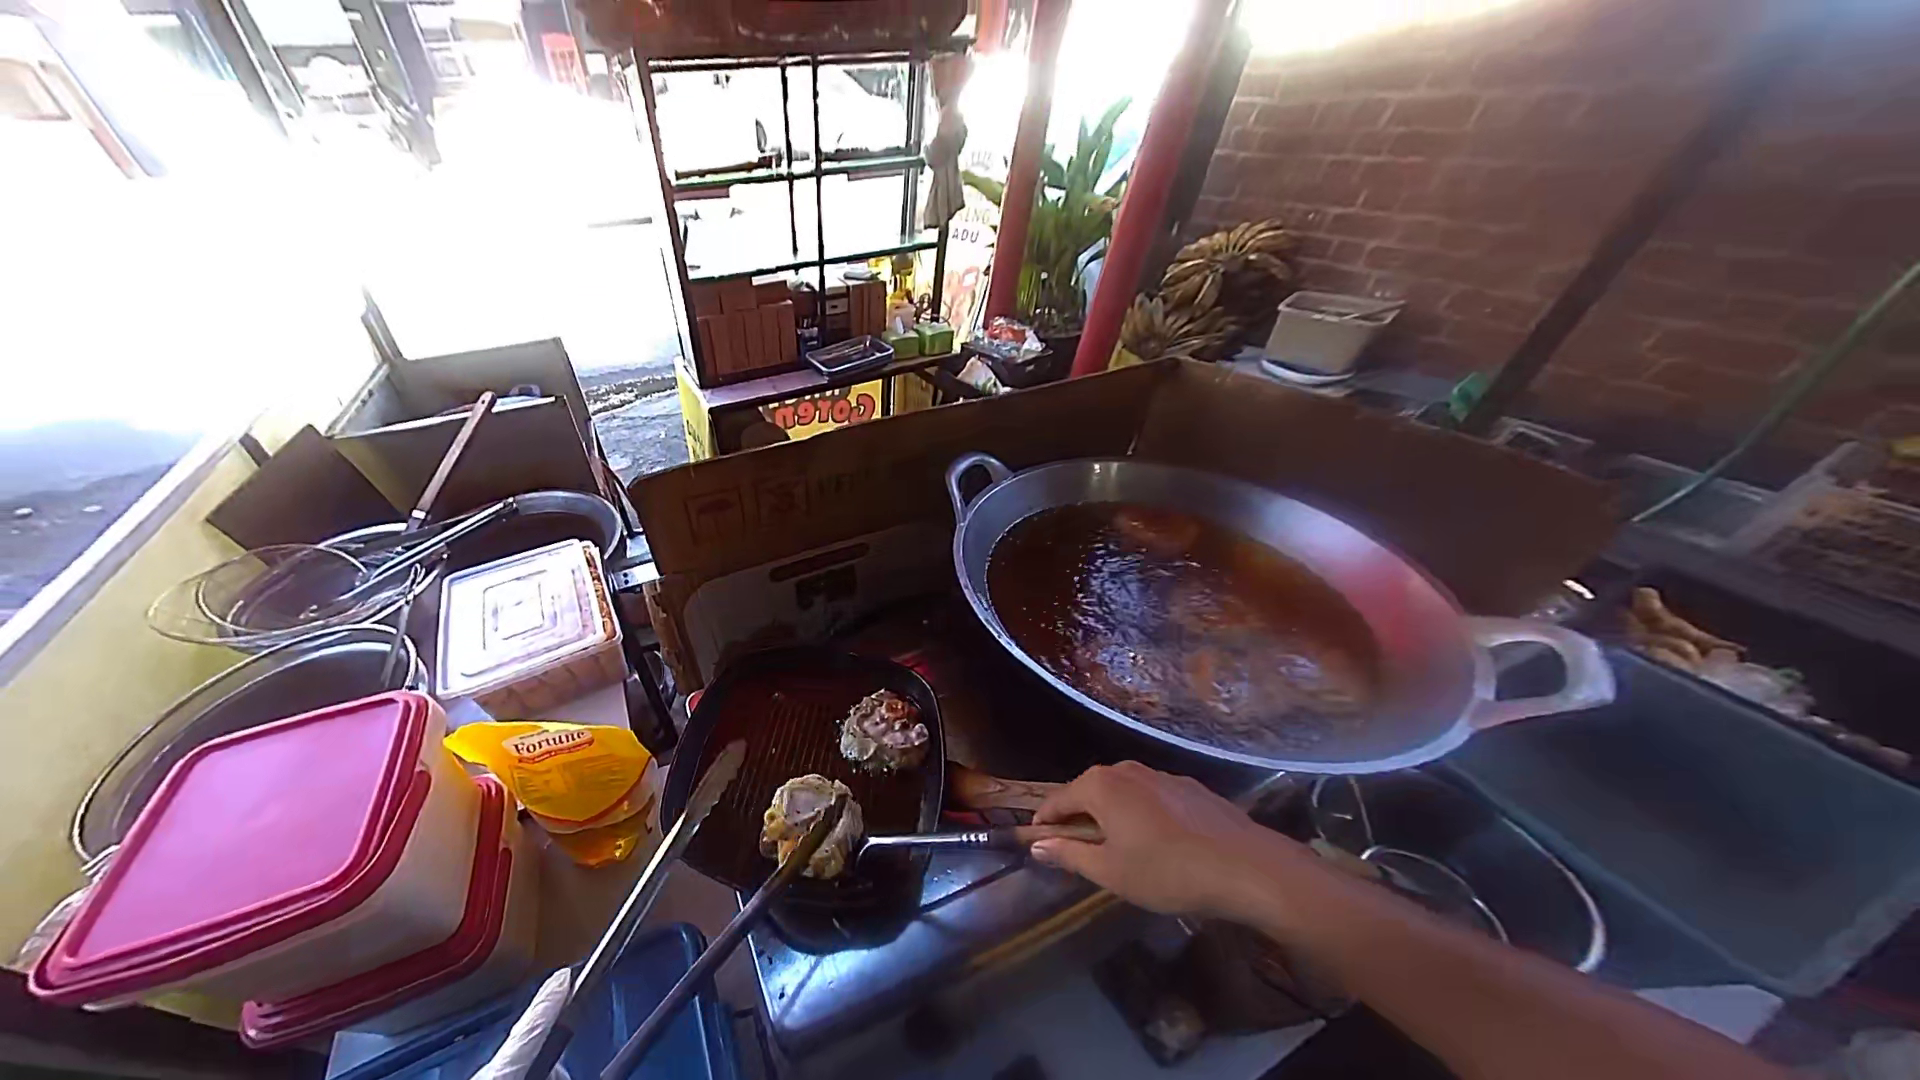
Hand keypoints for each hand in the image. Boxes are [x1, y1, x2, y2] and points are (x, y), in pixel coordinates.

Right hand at [1029, 761, 1321, 919]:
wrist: (1246, 866)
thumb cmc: (1167, 872)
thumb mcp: (1110, 872)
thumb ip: (1069, 854)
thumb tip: (1037, 844)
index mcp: (1100, 786)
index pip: (1057, 799)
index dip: (1044, 822)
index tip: (1037, 842)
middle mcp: (1126, 769)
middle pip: (1088, 790)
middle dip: (1077, 816)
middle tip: (1075, 849)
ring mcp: (1159, 774)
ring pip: (1121, 792)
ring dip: (1110, 814)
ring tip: (1115, 846)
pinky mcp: (1187, 785)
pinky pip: (1150, 796)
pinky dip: (1140, 813)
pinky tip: (1156, 841)